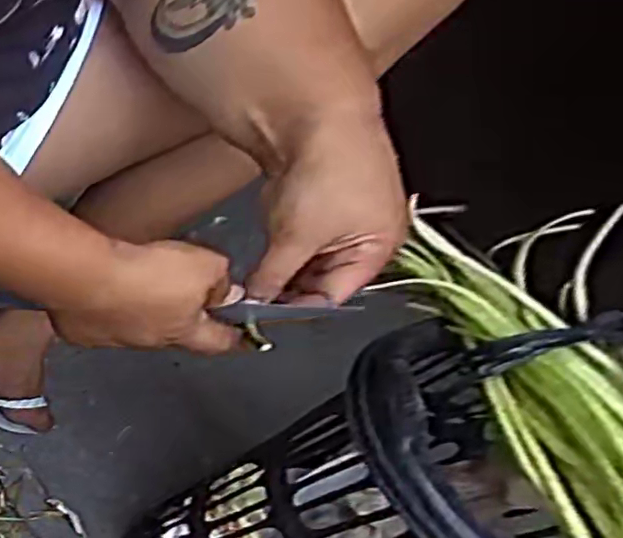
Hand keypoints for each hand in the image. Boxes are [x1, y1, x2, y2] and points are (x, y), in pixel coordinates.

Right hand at [47, 239, 240, 353]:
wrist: (86, 279)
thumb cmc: (145, 274)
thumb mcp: (207, 266)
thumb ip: (220, 283)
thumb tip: (225, 295)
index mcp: (183, 331)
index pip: (217, 342)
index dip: (235, 339)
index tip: (245, 340)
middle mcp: (147, 342)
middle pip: (172, 336)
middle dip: (182, 321)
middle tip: (184, 299)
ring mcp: (111, 341)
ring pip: (134, 331)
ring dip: (140, 316)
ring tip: (137, 290)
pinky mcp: (82, 334)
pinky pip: (100, 325)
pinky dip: (106, 314)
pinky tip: (104, 297)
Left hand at [248, 117, 405, 303]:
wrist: (317, 129)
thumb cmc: (326, 179)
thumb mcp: (295, 240)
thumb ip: (272, 279)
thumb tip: (254, 304)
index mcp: (377, 249)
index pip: (332, 299)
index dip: (295, 312)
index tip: (259, 323)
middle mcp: (364, 244)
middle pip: (317, 288)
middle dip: (283, 299)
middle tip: (245, 312)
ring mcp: (338, 233)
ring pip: (301, 274)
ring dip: (275, 283)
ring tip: (245, 296)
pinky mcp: (313, 223)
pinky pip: (292, 255)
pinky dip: (273, 266)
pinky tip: (252, 275)